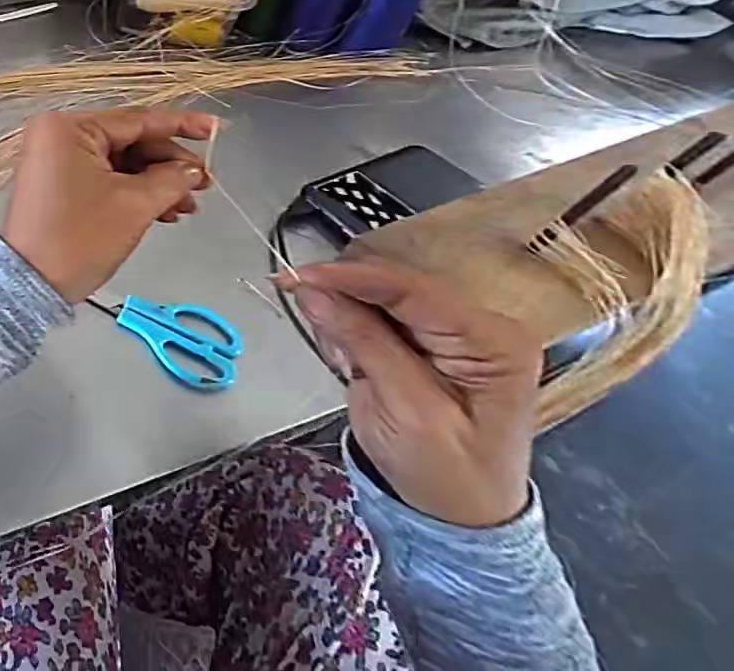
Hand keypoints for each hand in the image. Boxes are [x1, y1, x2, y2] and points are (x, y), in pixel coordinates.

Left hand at [0, 108, 214, 302]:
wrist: (33, 280)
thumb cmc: (78, 237)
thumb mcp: (134, 204)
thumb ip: (171, 178)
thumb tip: (192, 170)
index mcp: (66, 128)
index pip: (135, 119)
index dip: (180, 125)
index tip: (216, 128)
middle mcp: (55, 136)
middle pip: (128, 140)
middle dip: (169, 163)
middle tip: (205, 183)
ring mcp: (52, 159)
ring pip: (118, 161)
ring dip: (155, 181)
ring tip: (186, 205)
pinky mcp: (55, 182)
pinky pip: (102, 176)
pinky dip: (132, 190)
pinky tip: (163, 210)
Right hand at [282, 258, 539, 527]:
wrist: (455, 507)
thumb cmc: (446, 467)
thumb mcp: (406, 408)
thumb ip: (364, 342)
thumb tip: (312, 291)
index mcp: (491, 340)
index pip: (409, 288)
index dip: (348, 276)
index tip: (293, 276)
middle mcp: (473, 324)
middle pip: (389, 283)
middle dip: (339, 295)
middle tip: (308, 320)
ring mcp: (445, 330)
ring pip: (370, 293)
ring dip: (339, 314)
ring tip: (343, 360)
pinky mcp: (417, 337)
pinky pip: (364, 311)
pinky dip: (341, 326)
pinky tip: (349, 359)